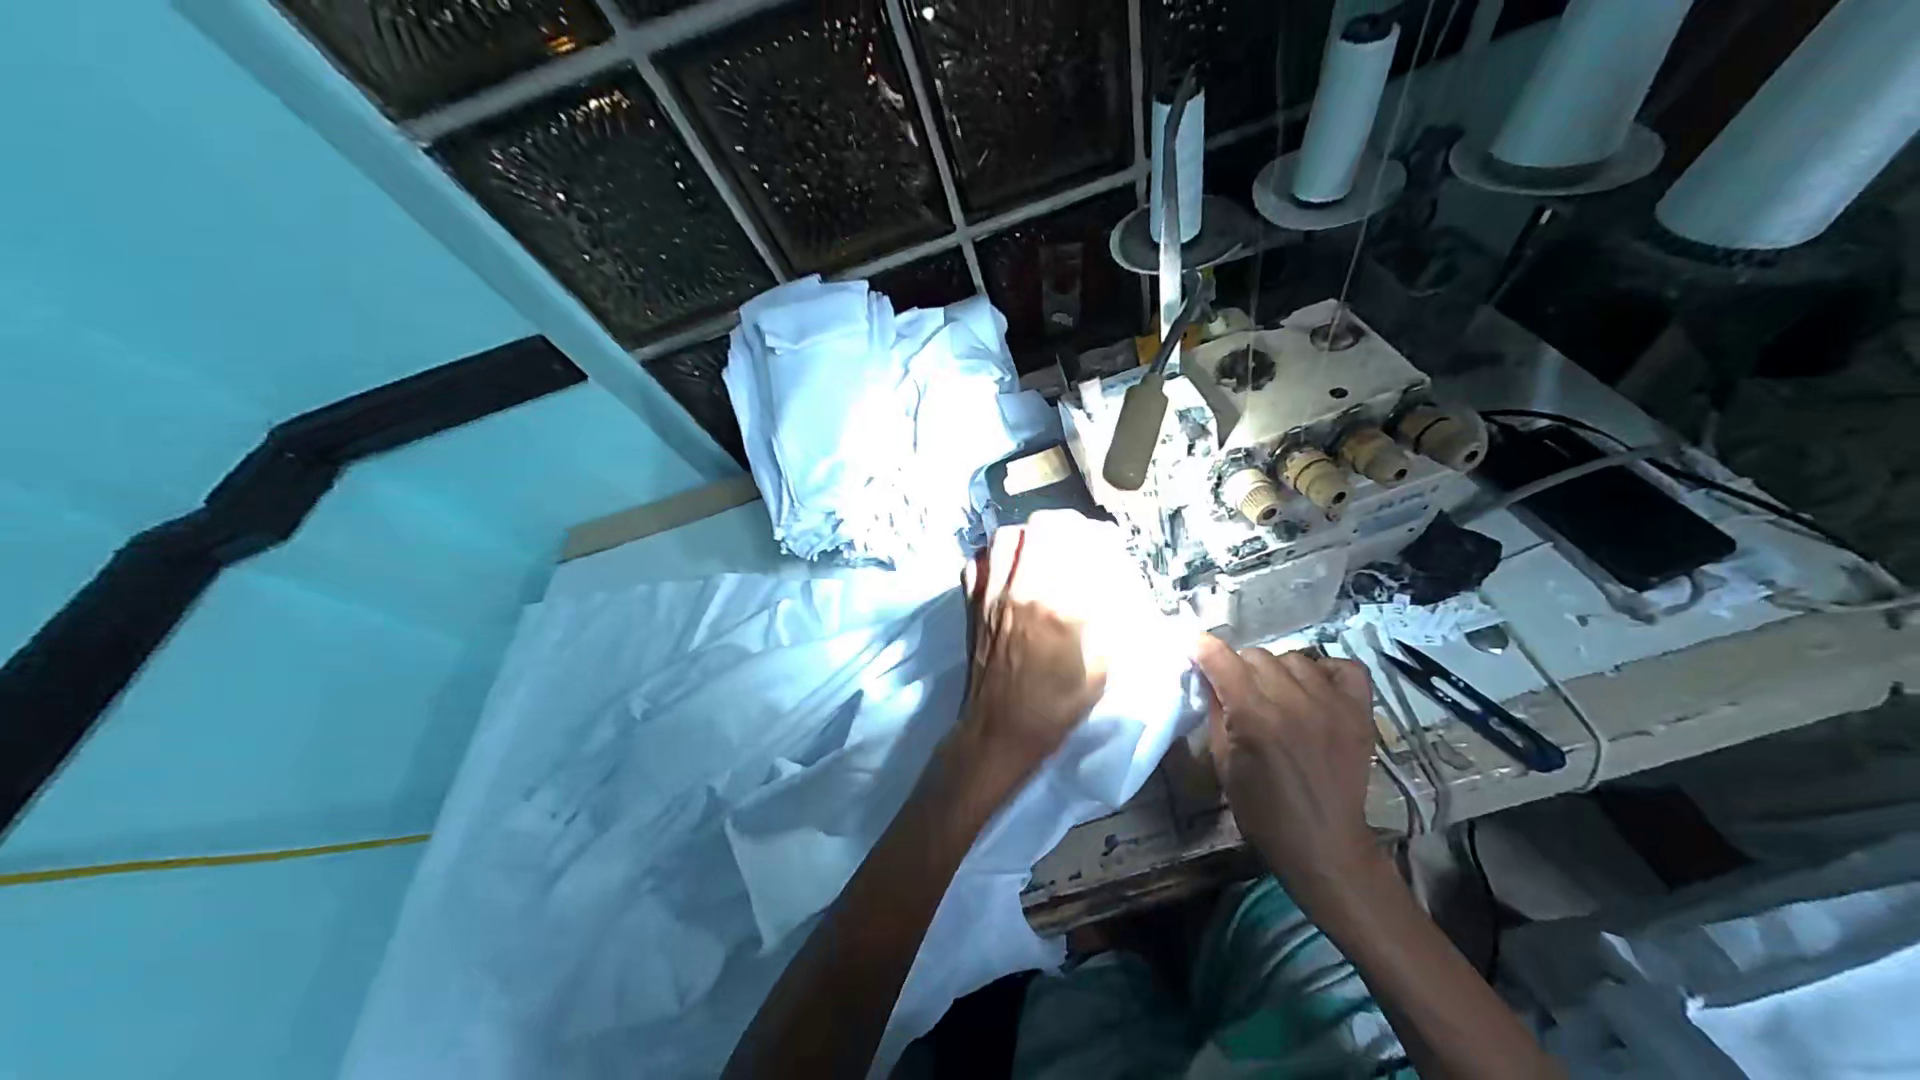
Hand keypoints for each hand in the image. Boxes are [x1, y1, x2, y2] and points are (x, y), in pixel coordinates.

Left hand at [940, 514, 1112, 805]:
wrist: (1000, 730)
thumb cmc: (1054, 707)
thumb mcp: (1099, 670)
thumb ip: (1110, 626)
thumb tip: (1116, 593)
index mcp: (1058, 607)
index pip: (1080, 547)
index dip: (1098, 539)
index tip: (1108, 543)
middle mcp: (1021, 591)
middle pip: (1041, 530)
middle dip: (1066, 526)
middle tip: (1078, 537)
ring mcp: (991, 594)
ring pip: (1006, 538)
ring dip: (1029, 534)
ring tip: (1044, 545)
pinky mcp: (972, 605)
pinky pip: (977, 562)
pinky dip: (994, 556)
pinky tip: (1009, 567)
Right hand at [1194, 636, 1383, 905]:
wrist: (1324, 845)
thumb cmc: (1262, 810)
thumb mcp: (1222, 762)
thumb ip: (1216, 711)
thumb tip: (1207, 676)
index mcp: (1254, 716)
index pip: (1221, 659)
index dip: (1202, 649)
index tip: (1195, 651)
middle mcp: (1293, 701)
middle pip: (1256, 655)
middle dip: (1238, 667)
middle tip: (1237, 690)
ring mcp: (1332, 704)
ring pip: (1294, 658)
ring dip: (1277, 671)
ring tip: (1277, 695)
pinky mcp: (1360, 712)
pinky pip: (1344, 667)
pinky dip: (1326, 671)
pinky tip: (1315, 689)